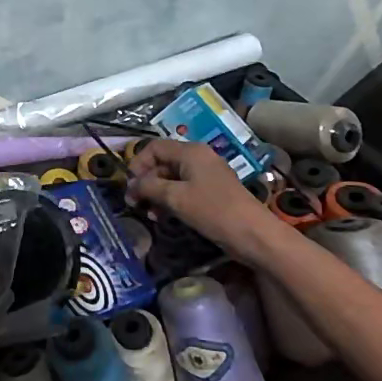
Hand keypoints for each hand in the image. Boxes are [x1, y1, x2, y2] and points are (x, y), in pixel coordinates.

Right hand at [126, 138, 284, 257]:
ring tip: (149, 214)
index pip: (154, 147)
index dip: (138, 163)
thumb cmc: (213, 210)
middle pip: (163, 162)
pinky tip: (163, 216)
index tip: (129, 186)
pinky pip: (184, 189)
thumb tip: (132, 184)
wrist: (253, 233)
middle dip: (146, 181)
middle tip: (134, 204)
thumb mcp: (176, 198)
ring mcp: (206, 175)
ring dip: (157, 193)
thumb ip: (150, 187)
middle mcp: (198, 157)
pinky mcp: (211, 192)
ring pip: (172, 178)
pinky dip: (171, 200)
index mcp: (190, 151)